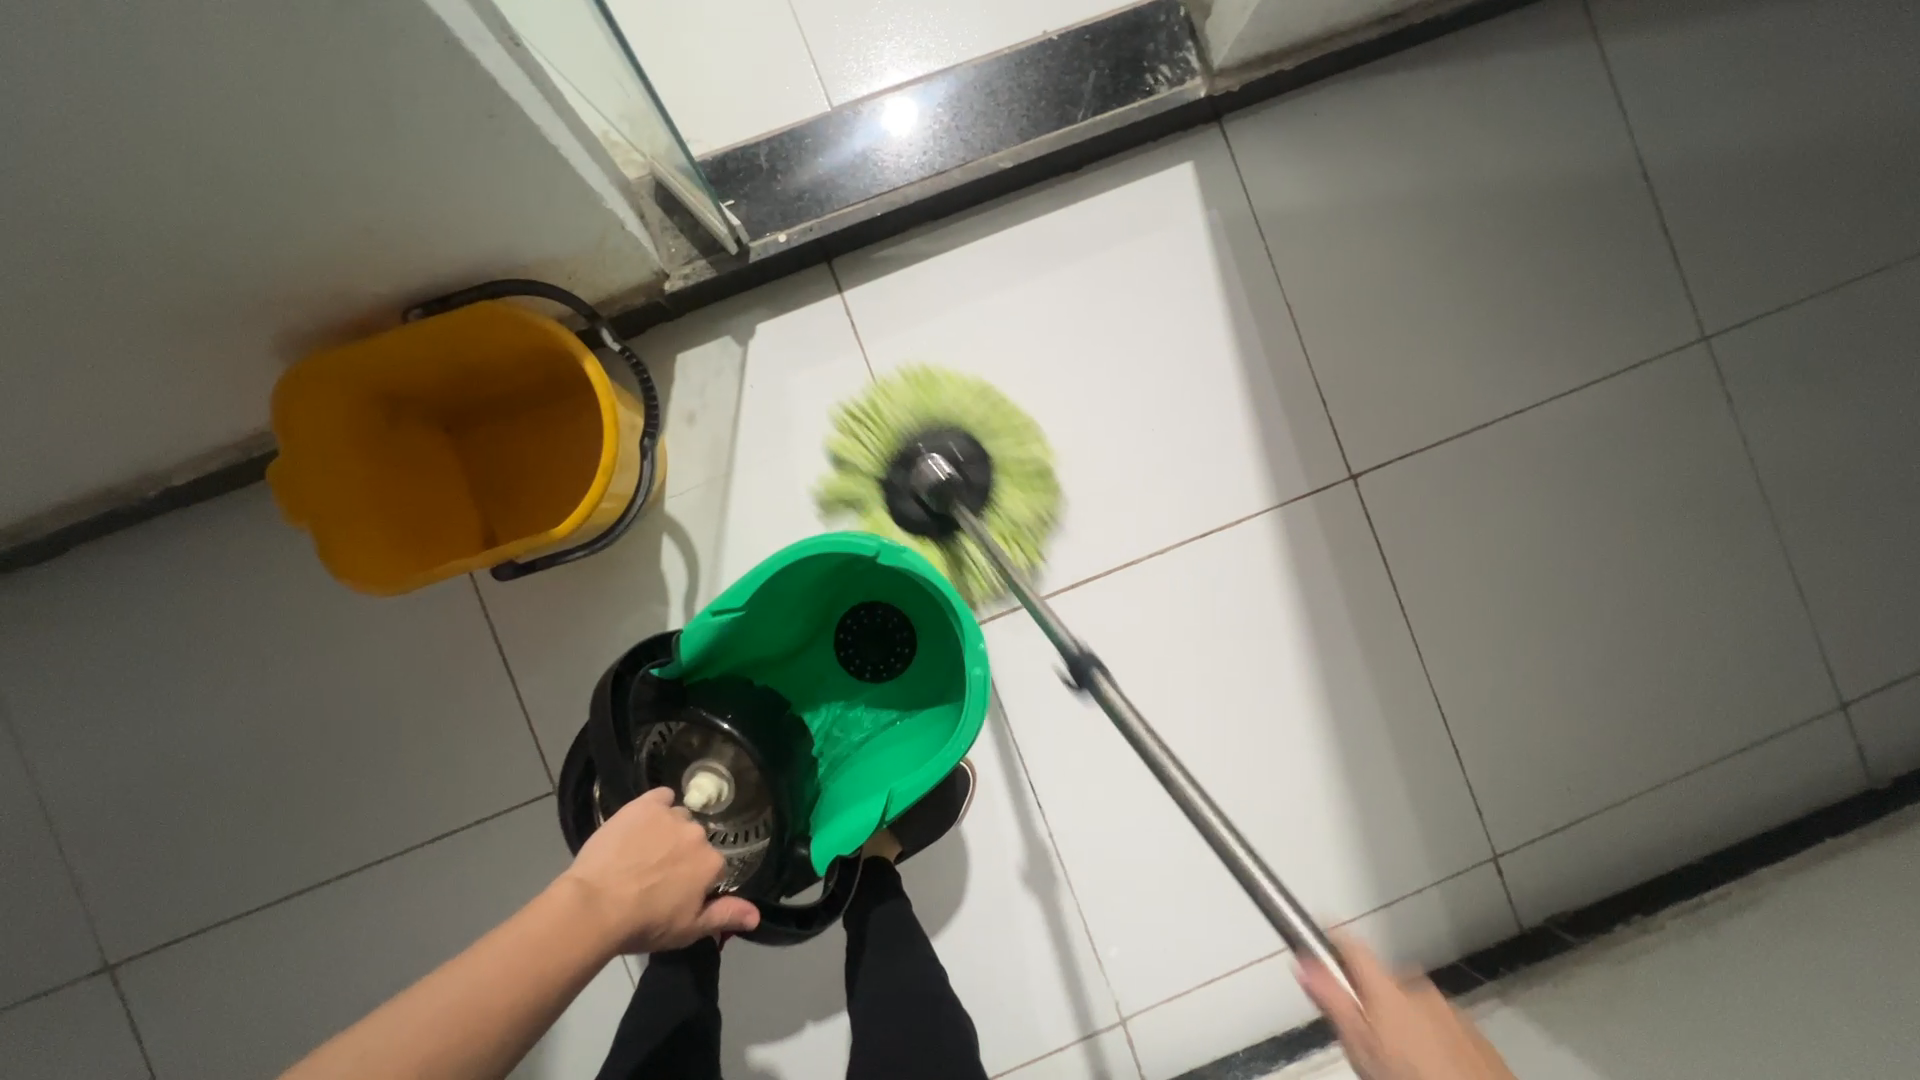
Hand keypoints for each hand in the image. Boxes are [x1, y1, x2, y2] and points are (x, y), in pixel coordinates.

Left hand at [555, 788, 759, 954]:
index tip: (675, 893)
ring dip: (668, 831)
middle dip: (682, 854)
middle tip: (655, 875)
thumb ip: (725, 916)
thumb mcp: (687, 930)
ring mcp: (671, 816)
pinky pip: (661, 796)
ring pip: (677, 818)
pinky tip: (644, 820)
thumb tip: (757, 915)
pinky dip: (657, 804)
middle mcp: (698, 834)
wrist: (594, 906)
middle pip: (696, 840)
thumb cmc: (643, 924)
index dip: (694, 880)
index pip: (712, 866)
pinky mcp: (645, 804)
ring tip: (642, 852)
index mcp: (712, 863)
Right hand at [1296, 934, 1515, 1079]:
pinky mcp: (1475, 1036)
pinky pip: (1438, 1025)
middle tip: (1361, 1037)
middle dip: (1367, 999)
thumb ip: (1331, 1001)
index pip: (1351, 945)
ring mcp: (1451, 1010)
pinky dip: (1428, 1038)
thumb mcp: (1360, 1047)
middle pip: (1381, 980)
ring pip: (1410, 1005)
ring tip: (1398, 1062)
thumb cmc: (1409, 1077)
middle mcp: (1418, 988)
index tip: (1315, 946)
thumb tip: (1301, 960)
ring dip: (1399, 1021)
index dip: (1330, 940)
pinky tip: (1429, 1069)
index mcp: (1387, 987)